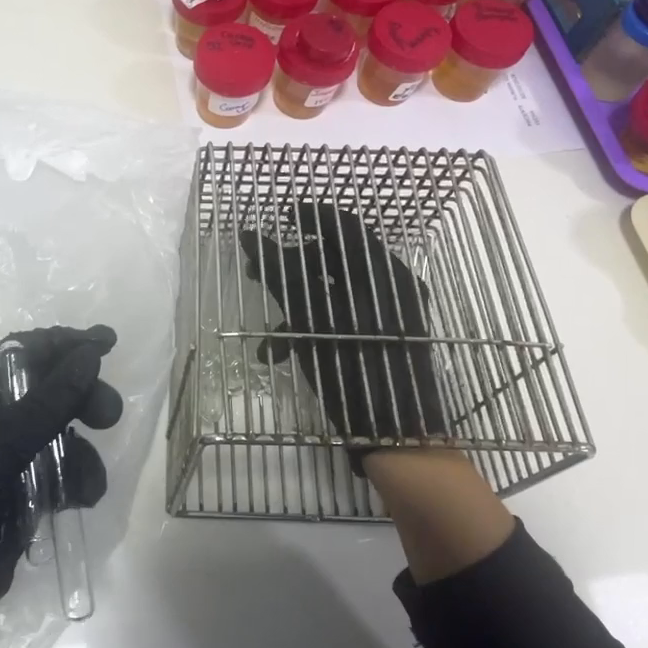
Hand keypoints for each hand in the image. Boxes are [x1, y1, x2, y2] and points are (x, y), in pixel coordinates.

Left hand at [0, 325, 120, 647]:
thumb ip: (42, 408)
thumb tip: (89, 356)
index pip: (20, 355)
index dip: (63, 344)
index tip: (107, 342)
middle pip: (48, 392)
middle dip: (81, 397)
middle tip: (108, 414)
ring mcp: (7, 465)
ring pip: (62, 437)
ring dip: (83, 452)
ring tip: (88, 483)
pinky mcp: (22, 502)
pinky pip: (63, 477)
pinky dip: (79, 483)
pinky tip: (82, 501)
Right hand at [240, 203, 445, 452]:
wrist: (397, 432)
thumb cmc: (352, 366)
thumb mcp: (309, 318)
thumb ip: (280, 273)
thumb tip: (250, 236)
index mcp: (381, 270)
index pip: (343, 224)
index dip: (309, 215)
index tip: (281, 216)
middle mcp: (393, 284)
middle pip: (338, 257)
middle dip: (294, 263)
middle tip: (260, 268)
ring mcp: (395, 313)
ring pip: (339, 291)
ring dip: (300, 302)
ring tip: (270, 325)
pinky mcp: (391, 337)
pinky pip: (350, 316)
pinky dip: (319, 325)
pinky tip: (284, 352)